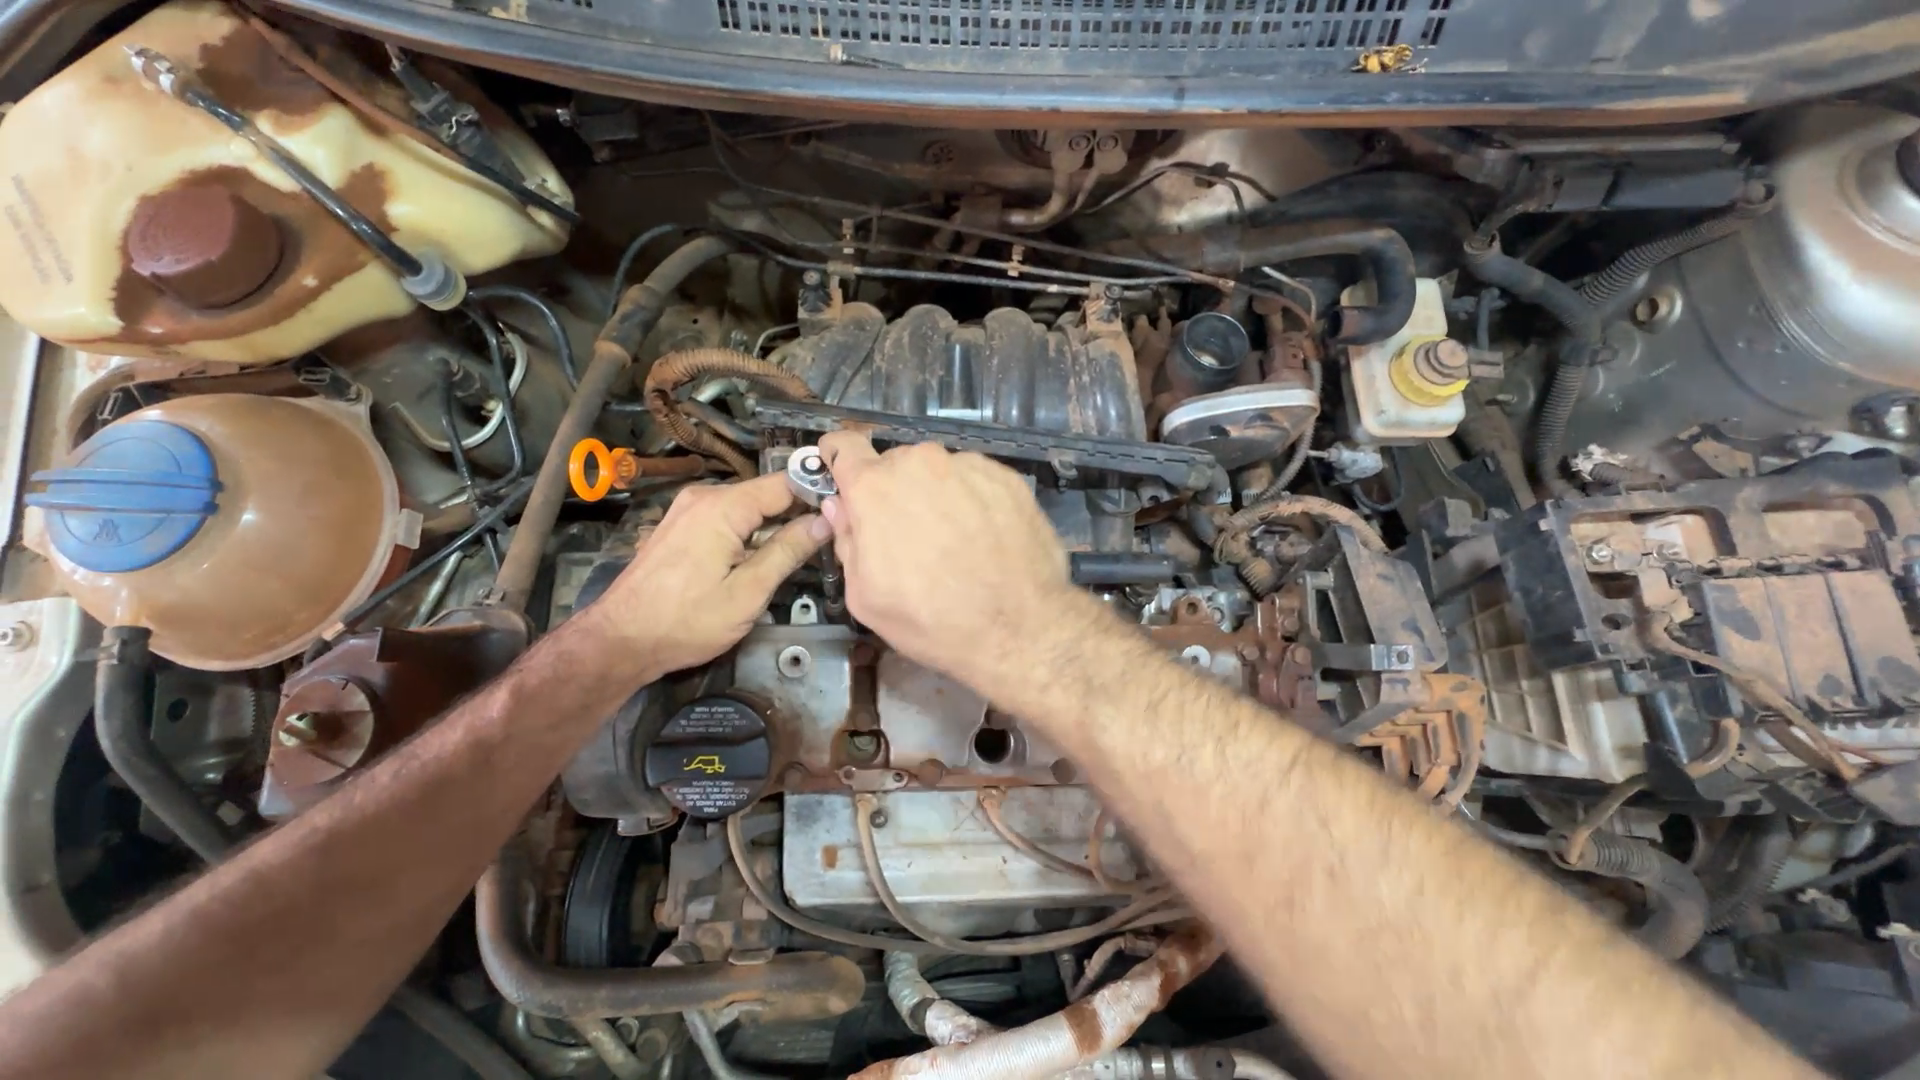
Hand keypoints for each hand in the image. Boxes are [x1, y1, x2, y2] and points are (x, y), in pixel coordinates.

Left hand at [580, 472, 829, 682]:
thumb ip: (787, 552)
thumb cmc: (686, 621)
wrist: (620, 640)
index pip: (784, 483)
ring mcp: (687, 511)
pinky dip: (748, 533)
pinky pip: (725, 519)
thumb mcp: (748, 592)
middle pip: (765, 494)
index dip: (817, 493)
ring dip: (773, 525)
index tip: (845, 511)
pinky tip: (762, 557)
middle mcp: (703, 498)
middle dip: (797, 512)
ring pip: (746, 508)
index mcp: (722, 507)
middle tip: (830, 537)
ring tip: (803, 549)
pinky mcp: (680, 528)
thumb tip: (823, 523)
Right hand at [817, 432, 1071, 685]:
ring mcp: (967, 466)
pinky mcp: (1006, 478)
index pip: (842, 447)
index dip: (837, 459)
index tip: (842, 474)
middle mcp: (920, 464)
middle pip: (893, 466)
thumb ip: (846, 542)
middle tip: (908, 537)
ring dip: (935, 496)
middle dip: (893, 494)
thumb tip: (841, 509)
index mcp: (875, 488)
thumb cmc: (932, 621)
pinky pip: (974, 481)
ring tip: (953, 542)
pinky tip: (983, 539)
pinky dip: (972, 501)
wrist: (1019, 629)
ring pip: (936, 473)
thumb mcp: (865, 596)